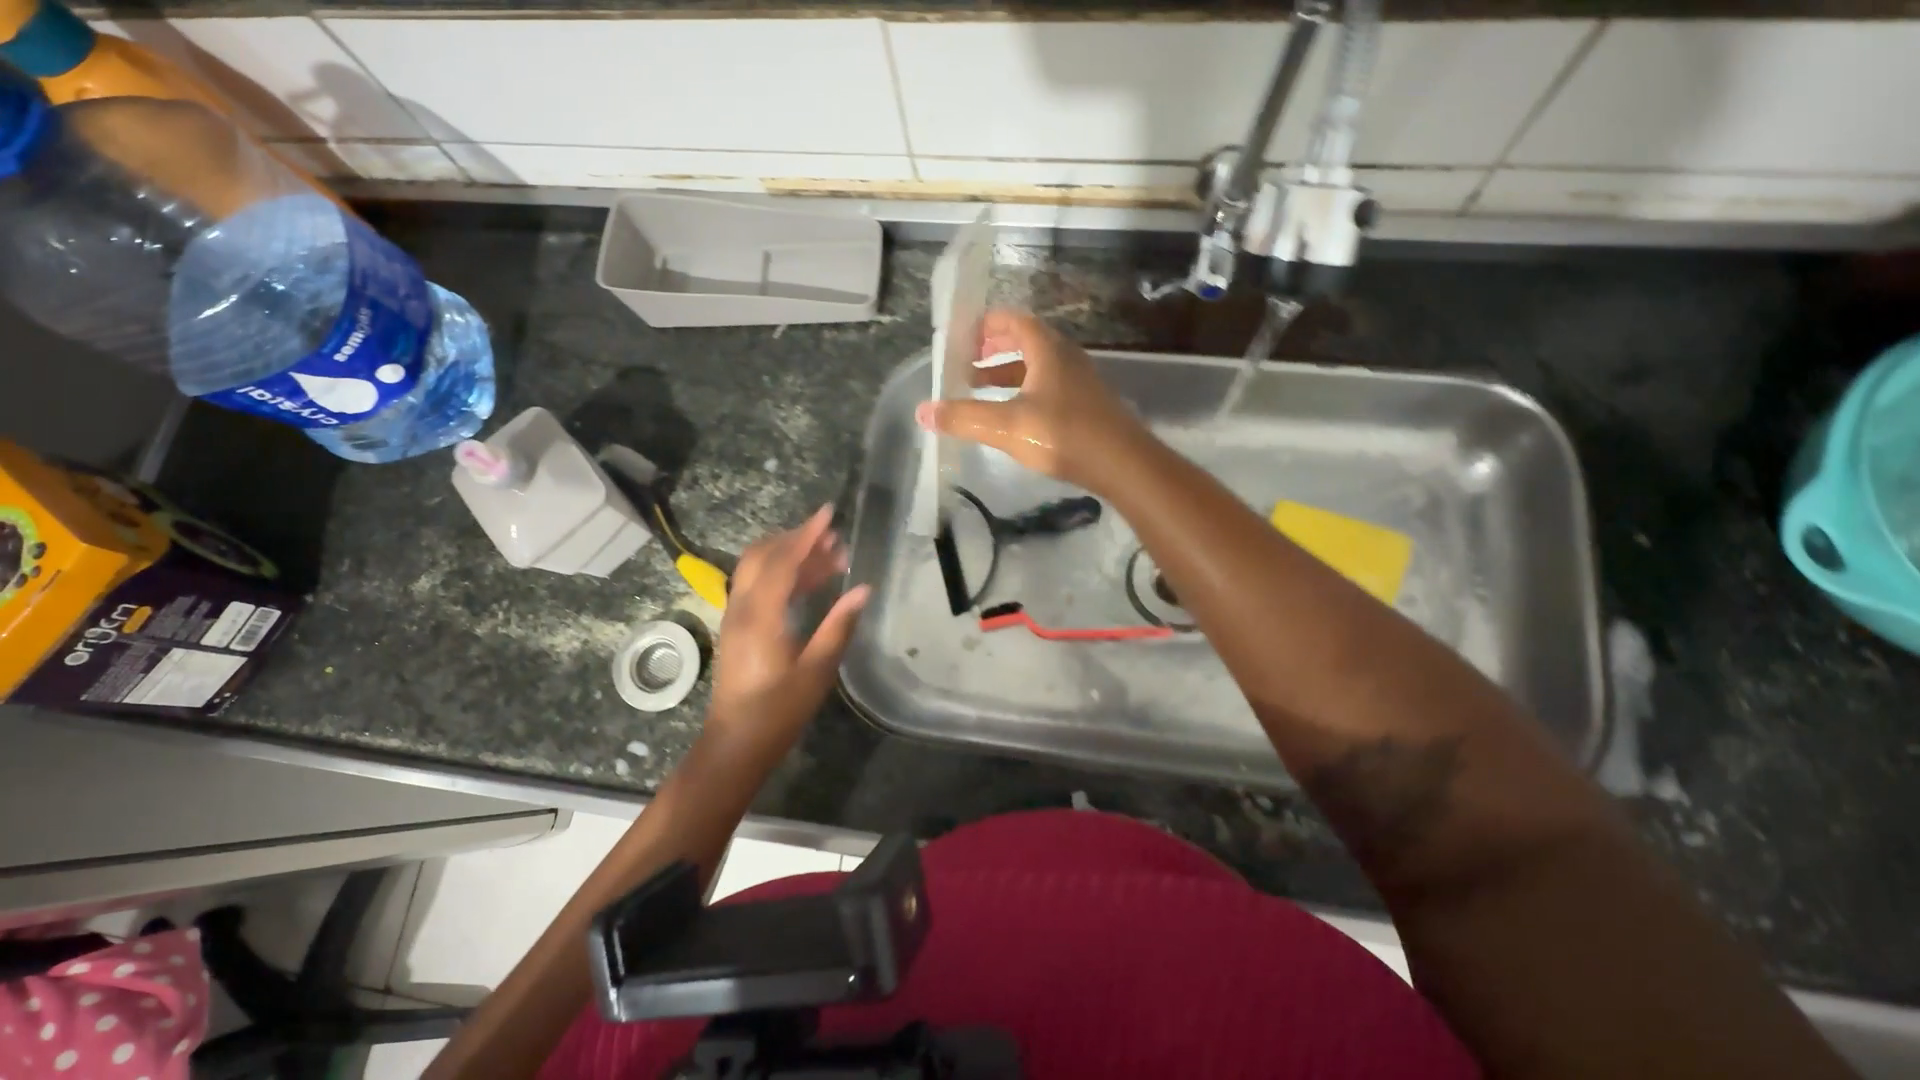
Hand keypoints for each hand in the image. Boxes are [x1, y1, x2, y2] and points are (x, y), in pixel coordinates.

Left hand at [707, 505, 870, 751]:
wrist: (735, 744)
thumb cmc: (778, 711)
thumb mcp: (816, 671)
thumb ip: (839, 626)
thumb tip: (863, 589)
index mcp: (761, 614)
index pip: (783, 561)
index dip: (807, 535)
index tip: (829, 514)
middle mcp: (743, 607)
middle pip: (764, 557)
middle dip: (798, 541)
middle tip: (833, 538)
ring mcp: (736, 617)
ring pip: (758, 570)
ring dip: (790, 557)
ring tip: (830, 558)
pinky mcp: (738, 629)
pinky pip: (757, 587)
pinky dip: (781, 575)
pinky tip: (809, 584)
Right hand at [914, 311, 1150, 492]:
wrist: (1123, 464)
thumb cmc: (1064, 435)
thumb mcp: (1008, 426)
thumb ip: (965, 418)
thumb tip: (923, 412)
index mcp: (1048, 350)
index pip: (1015, 321)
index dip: (987, 324)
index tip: (962, 335)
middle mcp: (1066, 358)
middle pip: (1025, 342)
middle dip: (993, 350)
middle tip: (966, 362)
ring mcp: (1079, 382)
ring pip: (1036, 367)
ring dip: (1007, 373)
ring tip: (978, 389)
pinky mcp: (1086, 406)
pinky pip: (1048, 387)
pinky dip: (1023, 391)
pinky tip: (1012, 416)